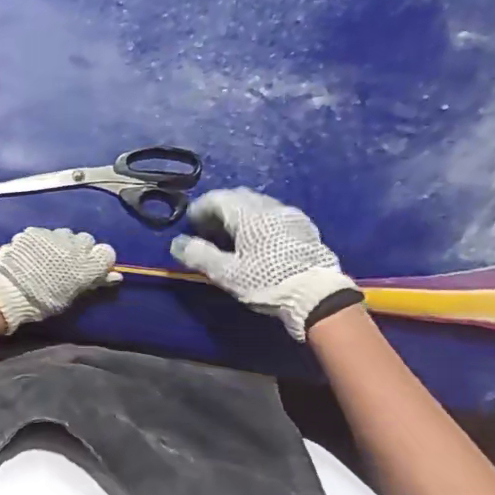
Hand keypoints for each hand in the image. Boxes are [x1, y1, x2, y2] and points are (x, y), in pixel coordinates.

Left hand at [0, 227, 120, 333]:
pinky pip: (45, 234)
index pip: (106, 253)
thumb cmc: (43, 301)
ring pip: (65, 234)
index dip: (99, 261)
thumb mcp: (71, 296)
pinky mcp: (35, 232)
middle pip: (85, 240)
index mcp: (86, 264)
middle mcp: (74, 245)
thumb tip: (115, 276)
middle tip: (67, 263)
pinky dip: (42, 242)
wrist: (10, 290)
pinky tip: (33, 253)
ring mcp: (53, 235)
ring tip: (48, 257)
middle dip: (79, 250)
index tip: (91, 268)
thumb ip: (93, 282)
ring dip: (61, 244)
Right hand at [169, 188, 360, 340]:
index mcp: (249, 214)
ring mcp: (291, 216)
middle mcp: (270, 208)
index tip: (190, 225)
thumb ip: (199, 254)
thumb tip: (177, 243)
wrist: (318, 296)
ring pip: (258, 205)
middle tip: (208, 230)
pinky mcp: (305, 229)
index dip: (199, 209)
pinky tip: (259, 243)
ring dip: (241, 215)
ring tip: (232, 237)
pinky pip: (275, 216)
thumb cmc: (267, 281)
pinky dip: (259, 222)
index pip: (217, 198)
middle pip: (238, 198)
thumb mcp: (226, 272)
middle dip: (220, 209)